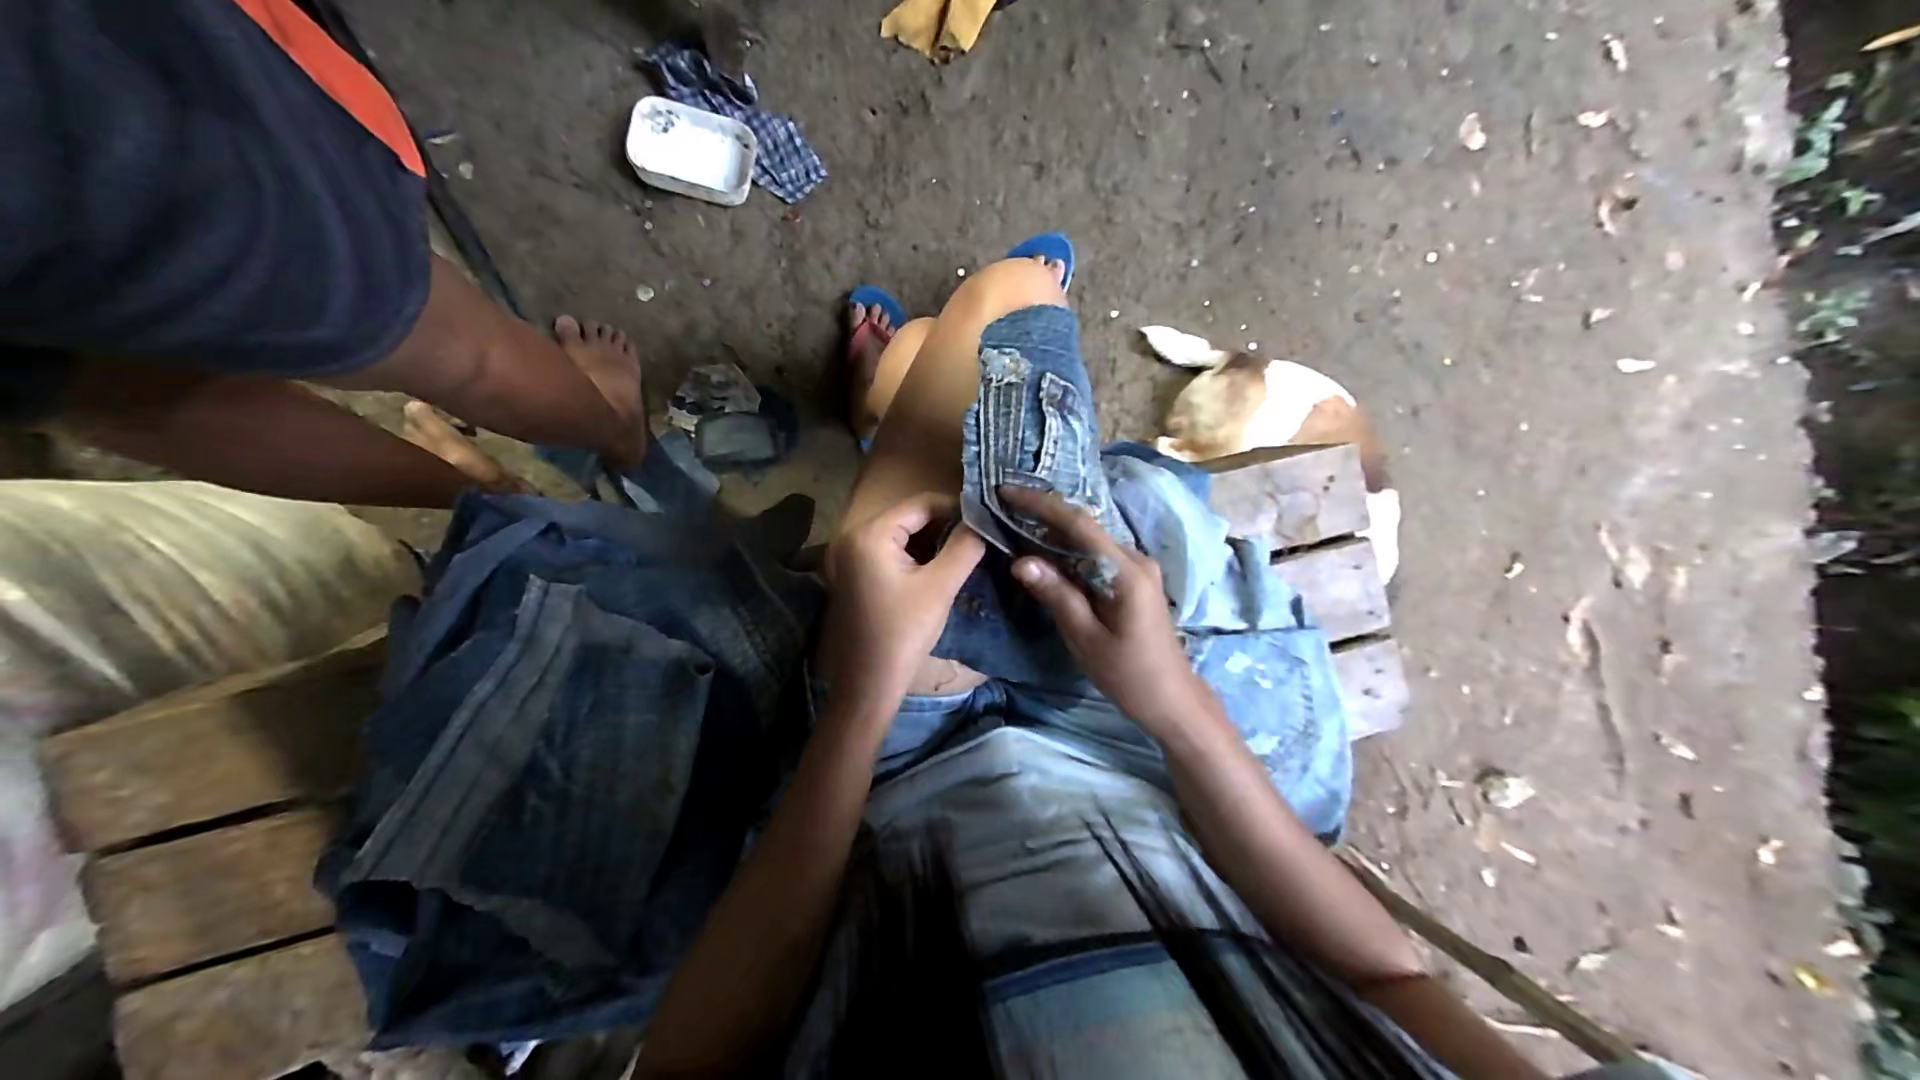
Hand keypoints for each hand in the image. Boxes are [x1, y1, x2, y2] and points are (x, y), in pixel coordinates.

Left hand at [820, 493, 985, 706]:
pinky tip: (939, 565)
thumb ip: (964, 547)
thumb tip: (982, 521)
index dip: (955, 507)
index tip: (984, 517)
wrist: (870, 682)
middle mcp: (853, 537)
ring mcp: (849, 556)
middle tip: (977, 534)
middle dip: (944, 523)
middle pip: (908, 516)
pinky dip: (914, 553)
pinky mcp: (853, 573)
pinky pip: (889, 550)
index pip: (919, 503)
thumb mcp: (940, 586)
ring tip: (964, 548)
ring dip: (931, 539)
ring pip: (900, 533)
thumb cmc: (905, 631)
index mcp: (869, 534)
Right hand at [998, 485, 1218, 733]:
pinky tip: (1045, 551)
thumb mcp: (1085, 638)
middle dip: (1044, 512)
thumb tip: (1020, 561)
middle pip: (1085, 526)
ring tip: (1016, 521)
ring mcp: (1138, 568)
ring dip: (1055, 530)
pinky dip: (1068, 549)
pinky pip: (1096, 555)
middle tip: (1005, 504)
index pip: (1079, 525)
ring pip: (1090, 539)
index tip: (1007, 491)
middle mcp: (1136, 560)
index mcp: (1126, 572)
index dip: (1042, 505)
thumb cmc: (1129, 675)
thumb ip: (1056, 595)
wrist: (1172, 700)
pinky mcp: (1134, 580)